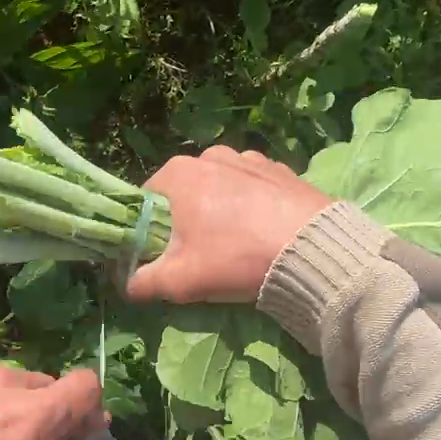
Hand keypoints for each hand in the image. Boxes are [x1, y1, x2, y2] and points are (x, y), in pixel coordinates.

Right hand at [127, 147, 333, 304]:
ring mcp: (248, 158)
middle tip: (198, 253)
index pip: (145, 200)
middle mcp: (210, 155)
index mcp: (177, 173)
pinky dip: (249, 205)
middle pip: (182, 192)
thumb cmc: (235, 258)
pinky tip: (260, 231)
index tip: (161, 253)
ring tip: (234, 243)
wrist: (312, 252)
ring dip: (217, 210)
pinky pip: (251, 187)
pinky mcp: (280, 168)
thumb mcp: (179, 281)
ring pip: (218, 187)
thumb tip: (127, 284)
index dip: (148, 229)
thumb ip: (142, 282)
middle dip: (184, 219)